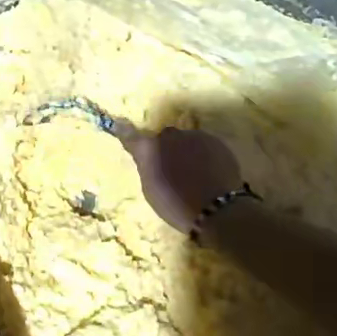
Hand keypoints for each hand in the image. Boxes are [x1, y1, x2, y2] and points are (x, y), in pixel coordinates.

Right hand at [125, 127, 241, 231]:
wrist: (217, 209)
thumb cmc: (176, 206)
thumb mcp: (151, 189)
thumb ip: (147, 166)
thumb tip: (147, 155)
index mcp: (148, 149)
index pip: (130, 134)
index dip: (124, 131)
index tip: (119, 125)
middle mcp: (169, 136)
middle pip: (164, 137)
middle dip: (166, 147)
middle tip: (171, 167)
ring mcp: (194, 136)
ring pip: (186, 139)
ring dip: (186, 150)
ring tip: (194, 171)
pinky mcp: (216, 141)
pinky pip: (204, 144)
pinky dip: (203, 153)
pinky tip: (208, 170)